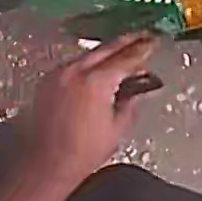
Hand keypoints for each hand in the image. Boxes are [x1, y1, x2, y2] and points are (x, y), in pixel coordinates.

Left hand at [12, 33, 158, 185]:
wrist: (47, 163)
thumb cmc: (81, 152)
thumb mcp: (117, 127)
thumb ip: (131, 101)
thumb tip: (138, 87)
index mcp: (96, 82)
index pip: (126, 58)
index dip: (143, 49)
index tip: (153, 43)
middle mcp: (75, 72)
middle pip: (107, 49)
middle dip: (127, 42)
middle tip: (142, 37)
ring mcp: (58, 74)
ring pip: (88, 54)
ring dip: (107, 52)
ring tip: (123, 53)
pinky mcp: (48, 81)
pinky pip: (73, 64)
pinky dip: (88, 63)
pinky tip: (98, 67)